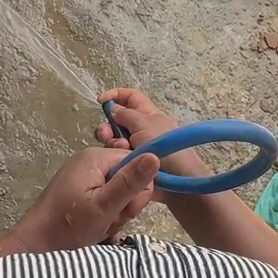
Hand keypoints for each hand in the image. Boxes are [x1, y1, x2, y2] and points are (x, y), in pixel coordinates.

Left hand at [9, 148, 159, 252]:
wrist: (34, 246)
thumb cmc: (67, 227)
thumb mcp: (104, 207)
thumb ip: (130, 183)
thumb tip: (156, 156)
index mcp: (95, 158)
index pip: (137, 162)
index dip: (137, 188)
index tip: (126, 209)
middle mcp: (90, 161)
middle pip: (128, 177)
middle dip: (125, 203)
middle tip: (108, 219)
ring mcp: (83, 175)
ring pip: (118, 191)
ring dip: (115, 212)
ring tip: (99, 225)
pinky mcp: (80, 190)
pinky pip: (105, 198)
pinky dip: (104, 214)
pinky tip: (94, 226)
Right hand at [96, 88, 209, 204]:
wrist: (176, 181)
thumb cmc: (165, 146)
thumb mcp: (144, 124)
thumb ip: (126, 114)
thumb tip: (114, 108)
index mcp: (148, 115)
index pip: (130, 97)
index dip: (116, 95)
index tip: (100, 101)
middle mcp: (141, 129)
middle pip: (117, 121)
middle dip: (108, 126)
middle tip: (105, 135)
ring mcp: (136, 148)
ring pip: (114, 140)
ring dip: (113, 143)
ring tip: (120, 150)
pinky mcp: (132, 164)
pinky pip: (117, 157)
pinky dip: (116, 157)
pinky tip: (119, 162)